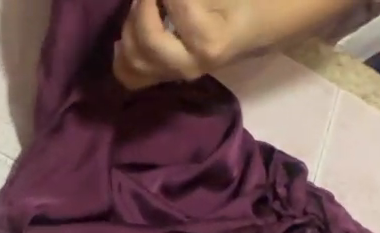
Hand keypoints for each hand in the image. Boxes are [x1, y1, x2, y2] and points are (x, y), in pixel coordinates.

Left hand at [114, 0, 256, 87]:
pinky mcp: (164, 79)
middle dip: (143, 7)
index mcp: (210, 42)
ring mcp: (174, 77)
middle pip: (149, 41)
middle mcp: (188, 66)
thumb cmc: (249, 2)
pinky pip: (130, 76)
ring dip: (130, 26)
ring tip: (142, 4)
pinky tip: (126, 35)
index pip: (179, 7)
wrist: (258, 32)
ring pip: (133, 60)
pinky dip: (121, 56)